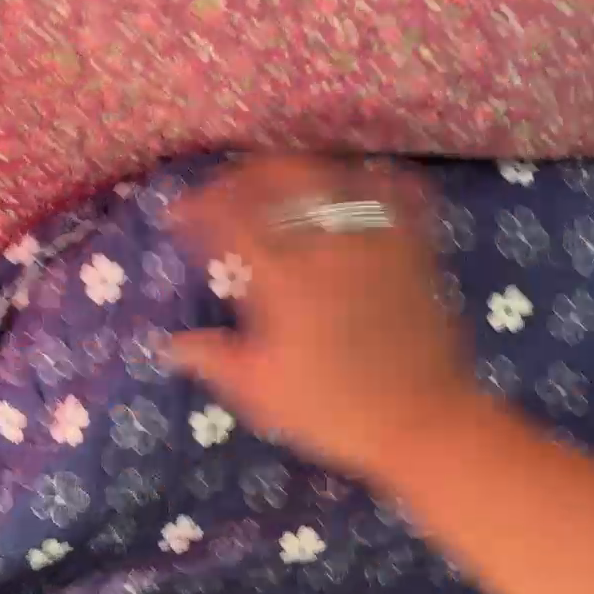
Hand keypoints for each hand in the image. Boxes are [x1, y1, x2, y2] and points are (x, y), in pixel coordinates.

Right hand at [168, 157, 481, 475]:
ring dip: (298, 171)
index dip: (197, 208)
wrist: (423, 421)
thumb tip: (170, 344)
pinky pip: (394, 191)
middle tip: (227, 194)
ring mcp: (375, 238)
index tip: (179, 217)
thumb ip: (214, 359)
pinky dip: (369, 179)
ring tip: (283, 187)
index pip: (227, 217)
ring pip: (332, 174)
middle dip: (243, 176)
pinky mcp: (414, 246)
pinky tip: (354, 187)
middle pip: (279, 175)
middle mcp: (327, 243)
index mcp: (283, 277)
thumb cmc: (335, 411)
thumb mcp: (262, 392)